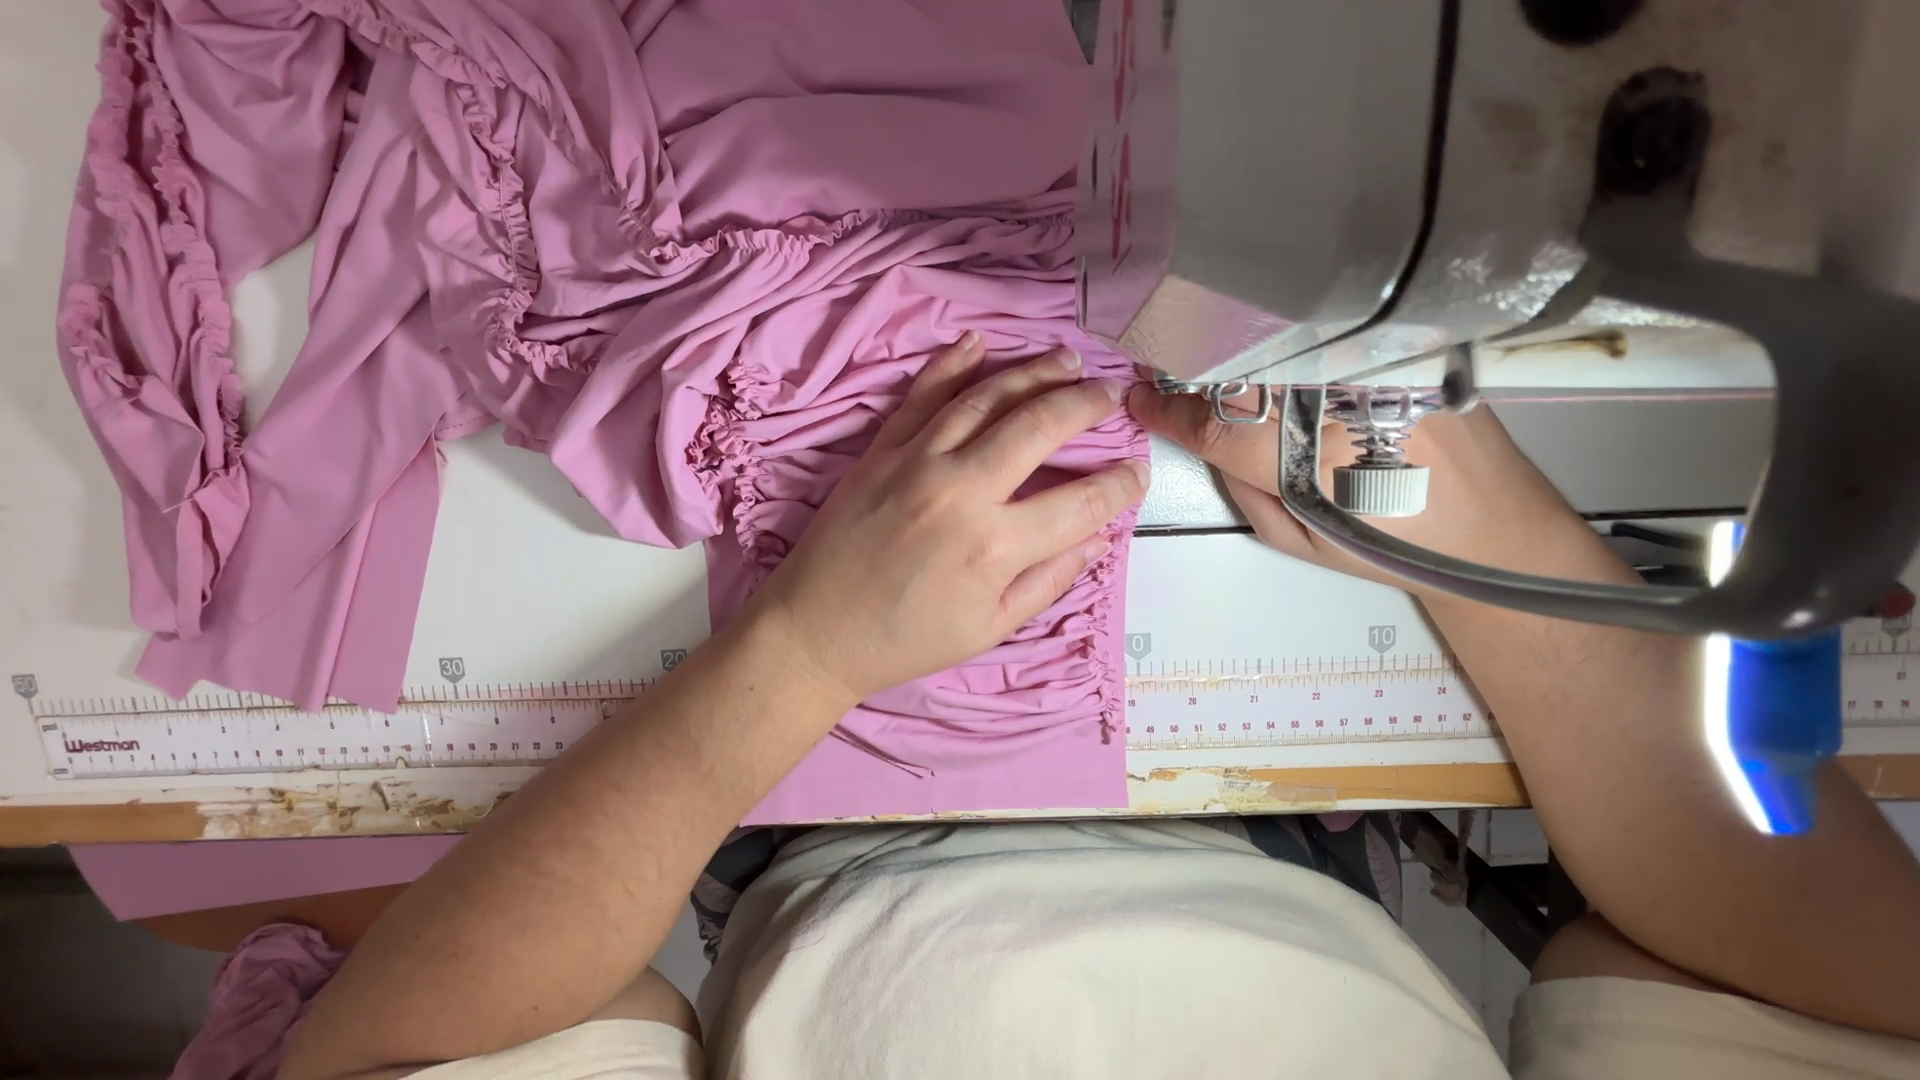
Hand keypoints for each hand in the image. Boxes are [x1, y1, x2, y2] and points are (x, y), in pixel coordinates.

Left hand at [745, 334, 1147, 702]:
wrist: (816, 631)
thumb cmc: (906, 639)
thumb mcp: (989, 628)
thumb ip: (1048, 581)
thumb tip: (1097, 540)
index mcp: (995, 546)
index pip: (1080, 502)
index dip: (1119, 485)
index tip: (1137, 472)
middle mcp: (961, 490)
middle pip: (1040, 427)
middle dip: (1087, 404)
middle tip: (1112, 394)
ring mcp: (917, 461)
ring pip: (987, 398)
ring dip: (1034, 373)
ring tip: (1068, 361)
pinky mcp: (882, 450)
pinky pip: (923, 396)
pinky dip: (951, 366)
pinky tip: (978, 343)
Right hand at [1126, 387, 1625, 597]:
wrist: (1494, 533)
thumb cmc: (1388, 549)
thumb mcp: (1296, 539)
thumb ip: (1244, 486)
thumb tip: (1208, 439)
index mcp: (1311, 466)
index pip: (1216, 426)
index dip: (1168, 411)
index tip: (1140, 400)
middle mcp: (1344, 407)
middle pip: (1245, 373)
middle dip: (1196, 373)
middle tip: (1168, 372)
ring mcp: (1382, 373)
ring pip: (1283, 346)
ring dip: (1239, 352)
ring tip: (1216, 356)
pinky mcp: (1409, 353)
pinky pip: (1330, 337)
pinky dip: (1289, 340)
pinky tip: (1275, 347)